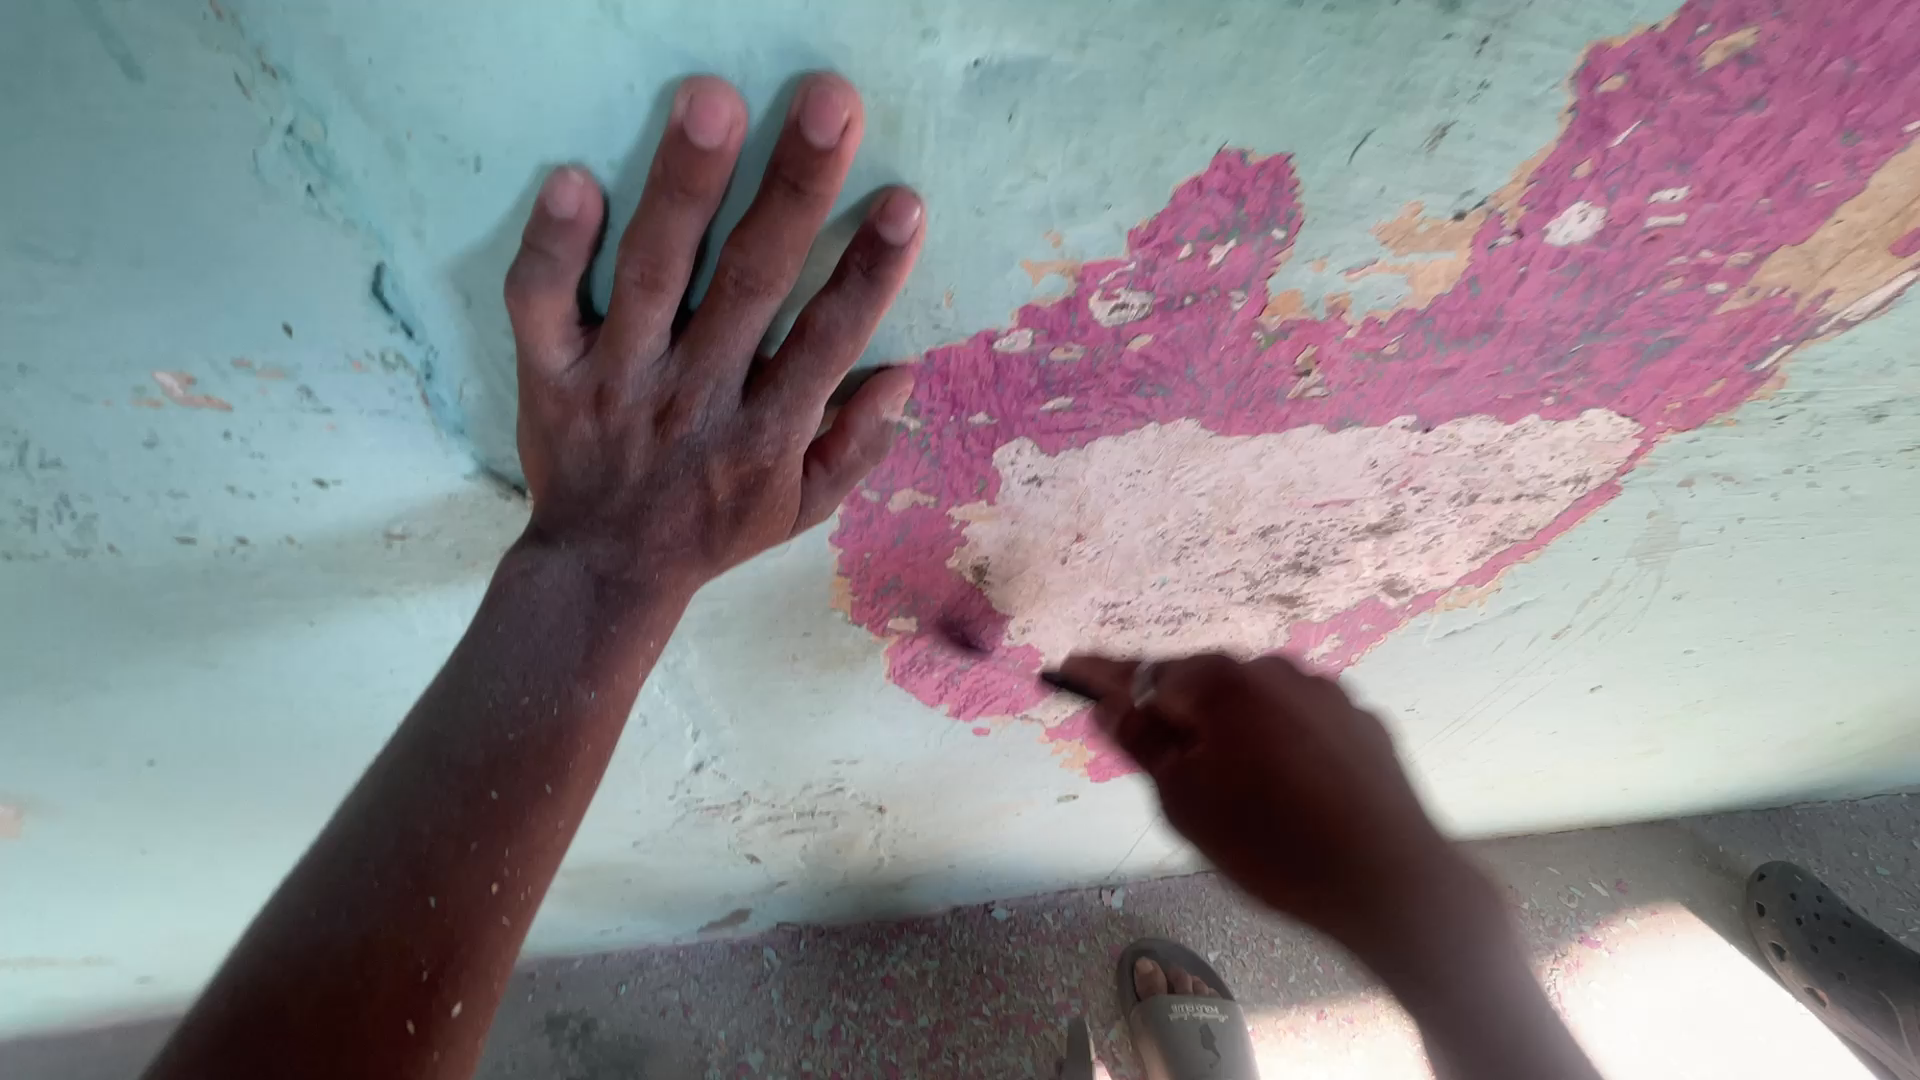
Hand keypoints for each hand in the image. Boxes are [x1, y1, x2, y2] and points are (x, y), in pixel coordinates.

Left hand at [502, 73, 922, 594]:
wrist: (609, 568)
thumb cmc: (718, 529)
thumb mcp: (806, 510)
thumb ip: (857, 446)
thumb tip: (902, 372)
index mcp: (768, 433)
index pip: (828, 340)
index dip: (870, 272)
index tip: (904, 203)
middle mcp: (698, 396)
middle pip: (752, 284)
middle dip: (795, 192)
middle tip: (828, 103)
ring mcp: (619, 380)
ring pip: (652, 275)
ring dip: (683, 188)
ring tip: (712, 102)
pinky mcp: (553, 374)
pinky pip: (544, 304)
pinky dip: (552, 245)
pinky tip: (573, 178)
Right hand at [1056, 653, 1481, 946]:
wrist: (1396, 886)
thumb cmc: (1270, 844)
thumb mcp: (1183, 800)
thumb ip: (1139, 741)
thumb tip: (1106, 702)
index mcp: (1220, 682)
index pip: (1142, 672)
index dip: (1101, 675)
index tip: (1068, 668)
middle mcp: (1271, 668)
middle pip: (1198, 683)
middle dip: (1174, 712)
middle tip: (1167, 763)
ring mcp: (1323, 690)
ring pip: (1249, 698)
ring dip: (1227, 724)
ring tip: (1236, 784)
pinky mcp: (1361, 718)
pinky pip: (1296, 717)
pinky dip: (1275, 736)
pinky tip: (1288, 784)